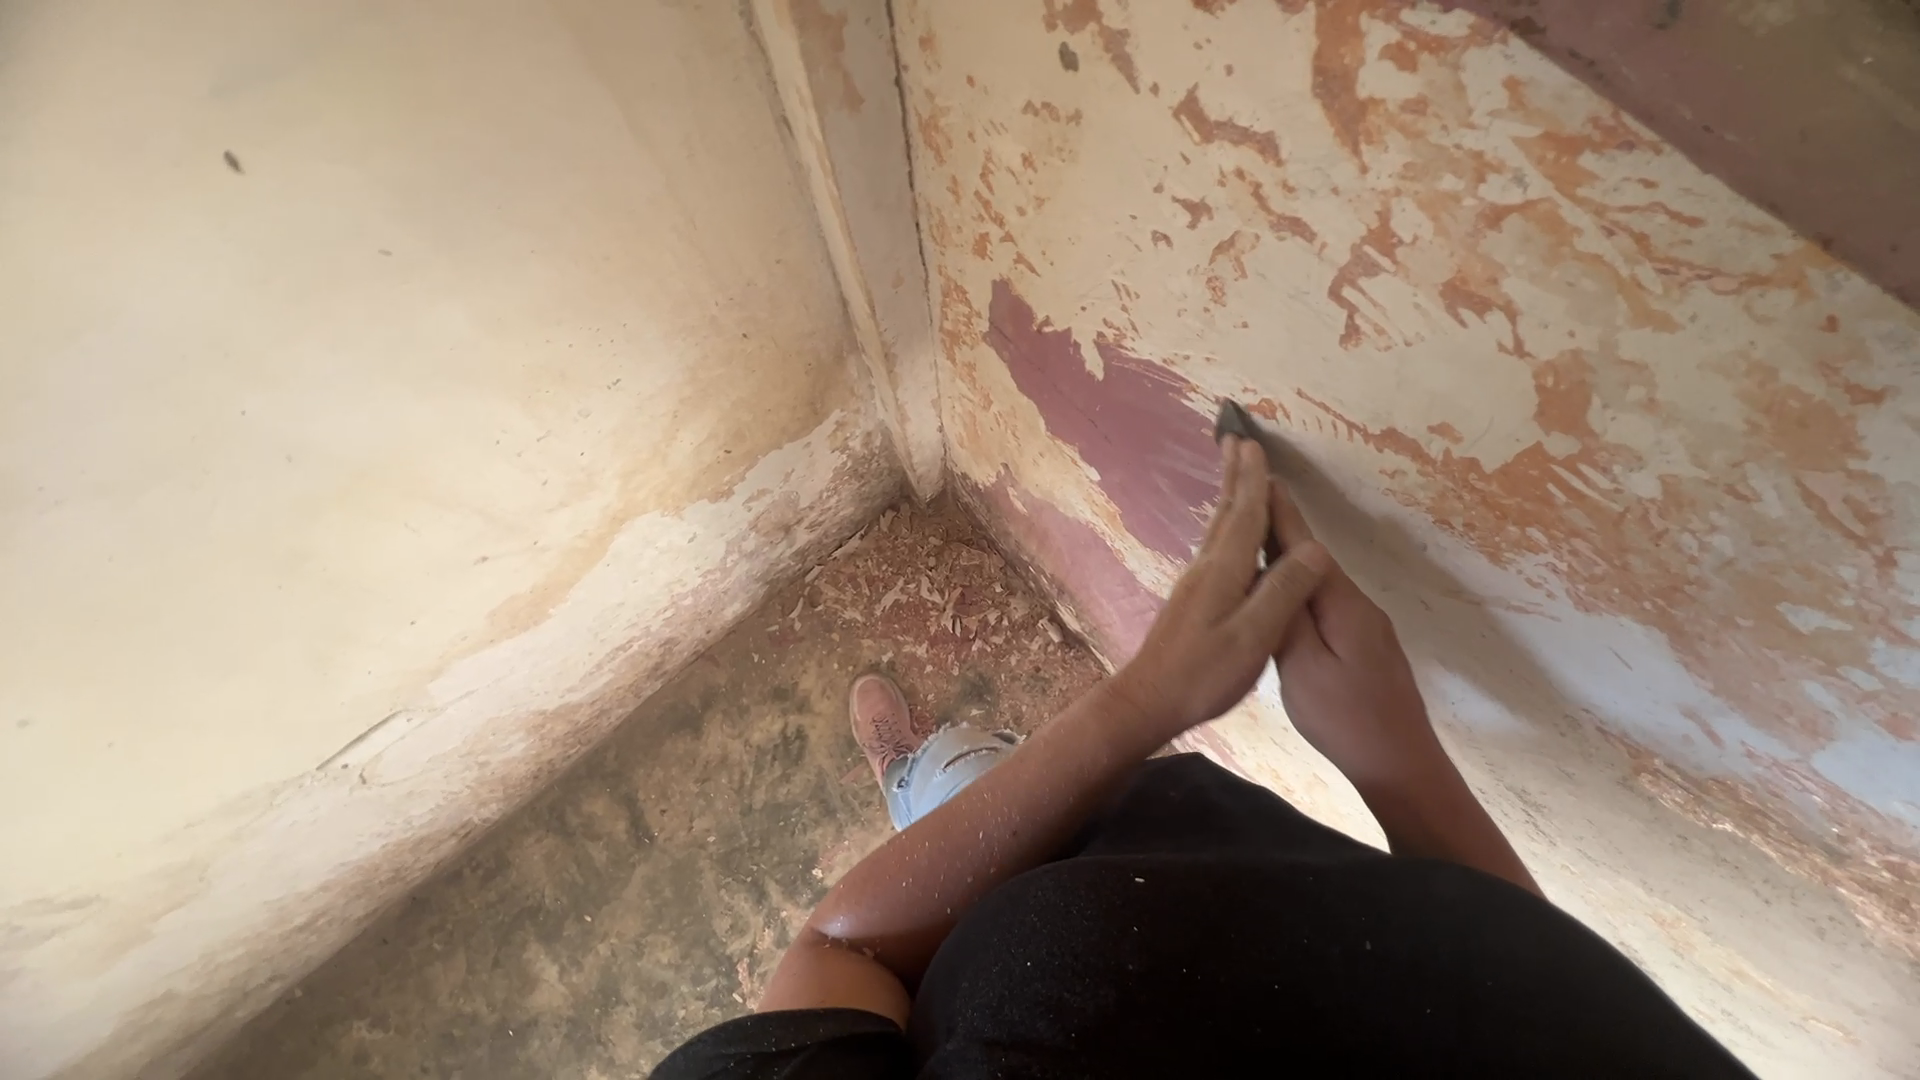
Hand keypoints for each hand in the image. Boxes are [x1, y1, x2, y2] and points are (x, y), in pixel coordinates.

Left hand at [1112, 437, 1328, 738]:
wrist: (1149, 699)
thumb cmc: (1202, 674)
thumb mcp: (1252, 637)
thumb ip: (1282, 592)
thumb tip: (1314, 549)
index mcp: (1224, 572)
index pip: (1244, 516)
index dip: (1253, 480)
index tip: (1253, 444)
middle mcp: (1205, 569)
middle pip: (1224, 513)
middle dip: (1234, 477)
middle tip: (1234, 439)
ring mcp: (1195, 584)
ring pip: (1216, 529)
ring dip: (1228, 497)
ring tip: (1234, 474)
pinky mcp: (1191, 600)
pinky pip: (1215, 548)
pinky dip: (1225, 526)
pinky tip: (1227, 535)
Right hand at [1266, 480, 1447, 788]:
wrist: (1399, 763)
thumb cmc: (1343, 717)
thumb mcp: (1300, 667)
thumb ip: (1283, 616)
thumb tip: (1269, 570)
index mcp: (1340, 603)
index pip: (1303, 547)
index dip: (1280, 511)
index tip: (1260, 475)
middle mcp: (1356, 603)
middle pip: (1311, 559)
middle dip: (1279, 528)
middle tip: (1245, 502)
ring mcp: (1364, 624)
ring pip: (1317, 581)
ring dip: (1287, 559)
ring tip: (1252, 541)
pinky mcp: (1363, 643)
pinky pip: (1323, 602)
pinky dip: (1297, 588)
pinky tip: (1280, 594)